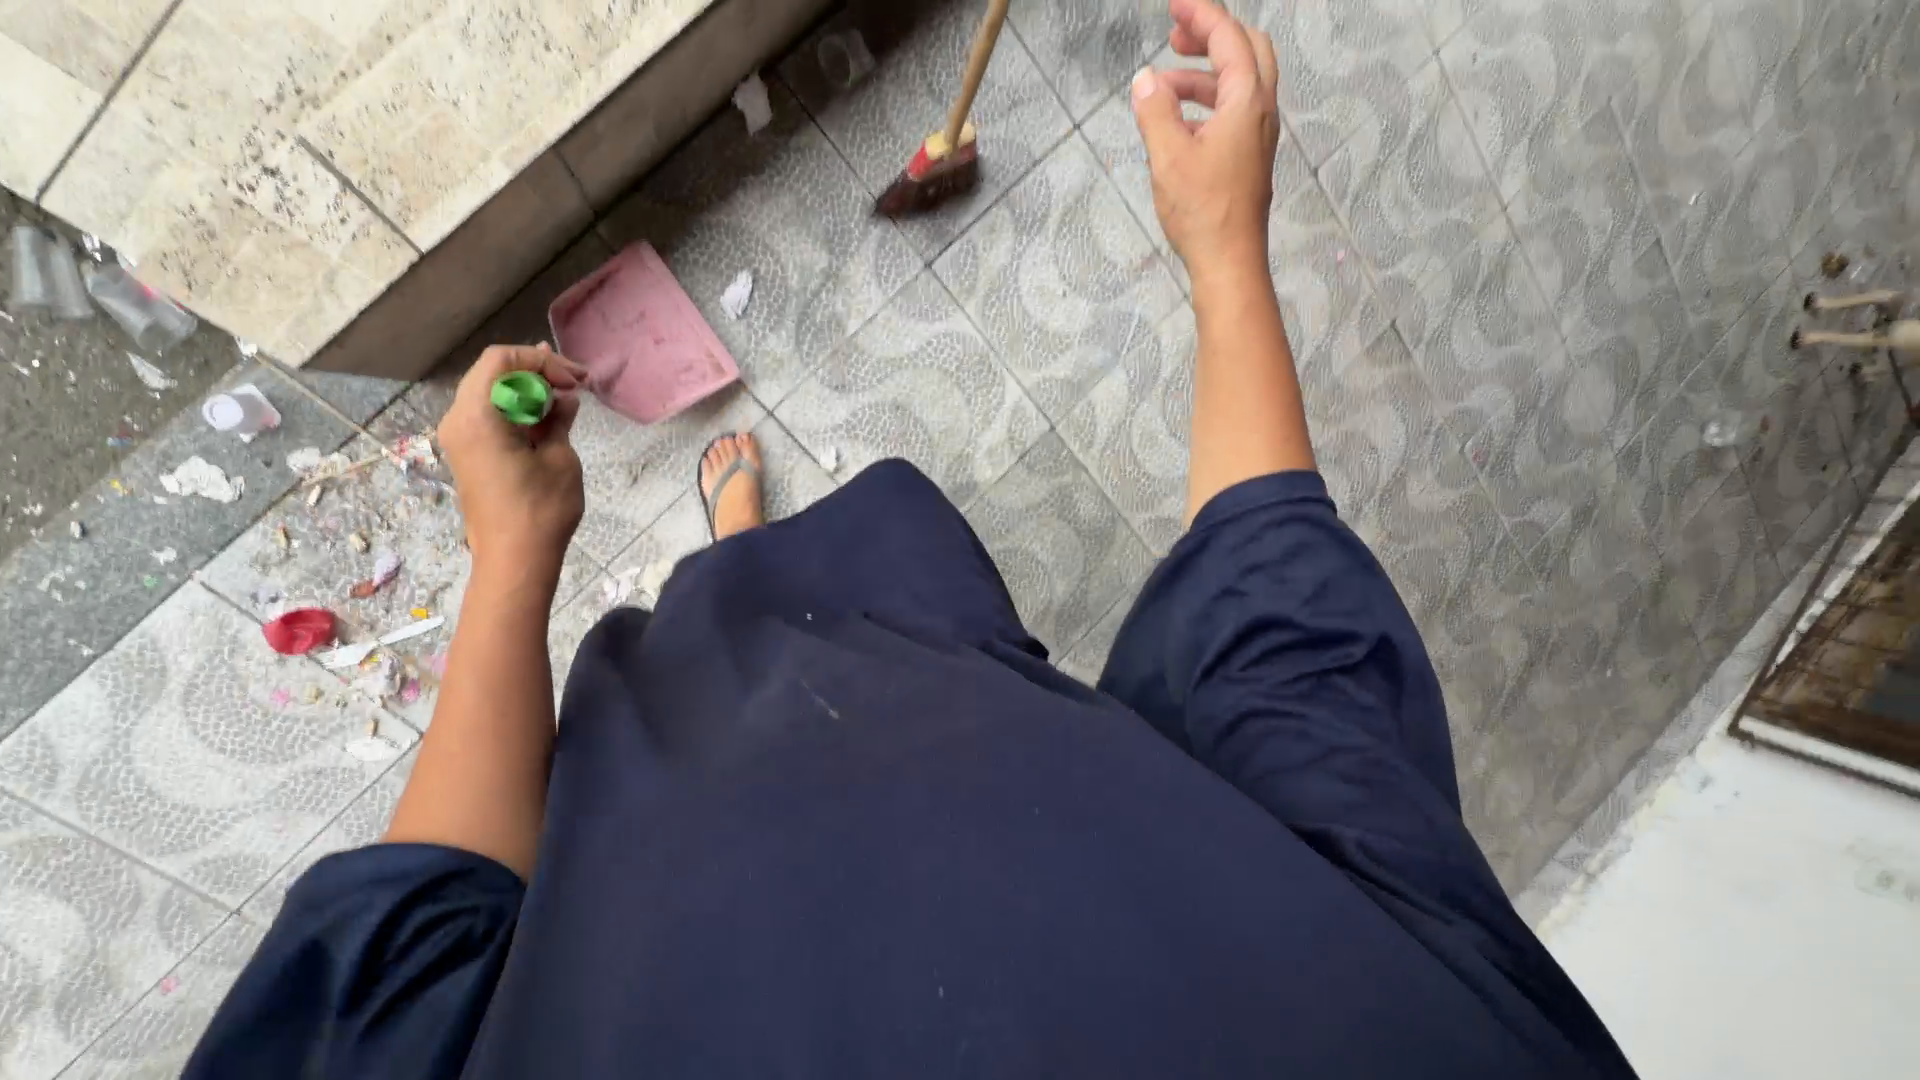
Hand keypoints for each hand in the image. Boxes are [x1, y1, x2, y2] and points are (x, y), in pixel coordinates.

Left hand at [438, 344, 587, 585]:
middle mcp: (459, 419)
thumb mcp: (560, 457)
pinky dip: (518, 410)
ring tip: (566, 401)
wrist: (515, 558)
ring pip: (492, 393)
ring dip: (529, 391)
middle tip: (575, 386)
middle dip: (537, 372)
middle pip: (494, 373)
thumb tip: (564, 398)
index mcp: (477, 416)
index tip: (575, 381)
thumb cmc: (542, 509)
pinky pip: (490, 415)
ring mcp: (460, 437)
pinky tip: (548, 418)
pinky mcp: (469, 452)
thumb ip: (558, 419)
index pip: (502, 361)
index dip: (542, 361)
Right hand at [1130, 0, 1280, 284]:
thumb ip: (1155, 111)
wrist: (1229, 261)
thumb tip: (1145, 81)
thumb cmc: (1202, 211)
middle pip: (1247, 51)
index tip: (1175, 4)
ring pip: (1239, 85)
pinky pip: (1233, 114)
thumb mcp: (1168, 156)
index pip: (1228, 37)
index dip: (1201, 15)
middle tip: (1175, 37)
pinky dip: (1208, 104)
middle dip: (1212, 36)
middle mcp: (1261, 112)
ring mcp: (1258, 137)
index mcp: (1247, 101)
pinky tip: (1179, 124)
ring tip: (1163, 87)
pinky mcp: (1249, 159)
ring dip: (1204, 75)